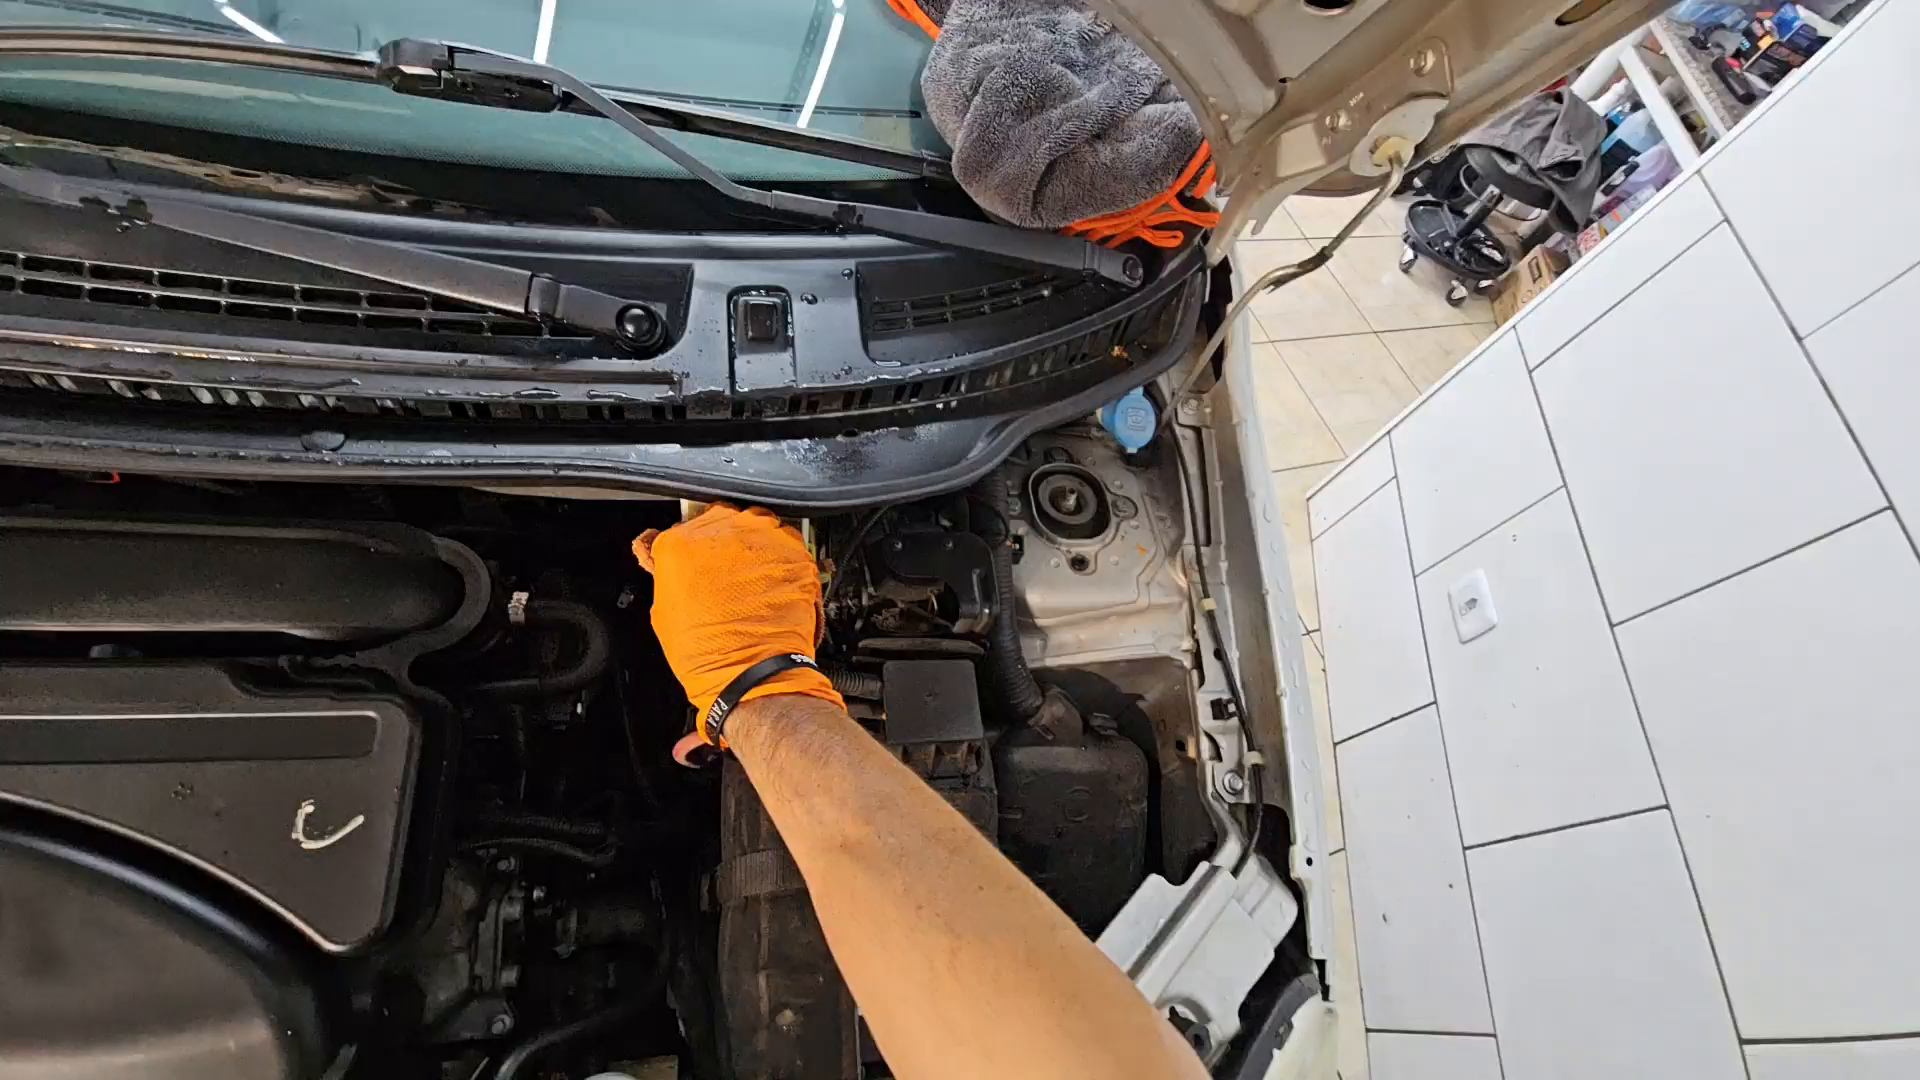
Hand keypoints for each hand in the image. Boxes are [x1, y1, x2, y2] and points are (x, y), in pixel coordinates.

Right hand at [632, 505, 842, 753]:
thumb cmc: (707, 653)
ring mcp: (764, 538)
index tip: (698, 559)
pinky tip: (774, 585)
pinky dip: (781, 561)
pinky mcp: (796, 552)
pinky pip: (787, 546)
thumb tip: (666, 562)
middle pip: (723, 520)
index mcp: (681, 542)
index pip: (684, 526)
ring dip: (755, 547)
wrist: (752, 673)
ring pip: (758, 527)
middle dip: (724, 542)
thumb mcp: (664, 611)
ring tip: (753, 580)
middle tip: (726, 572)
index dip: (693, 547)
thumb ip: (666, 573)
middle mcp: (724, 530)